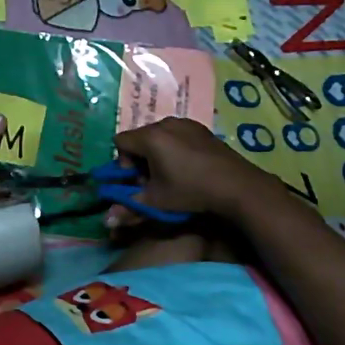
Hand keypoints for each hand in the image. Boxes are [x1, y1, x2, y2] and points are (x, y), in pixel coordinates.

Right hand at [110, 117, 279, 222]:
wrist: (237, 185)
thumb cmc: (191, 191)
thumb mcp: (157, 201)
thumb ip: (129, 207)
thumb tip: (106, 221)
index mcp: (150, 137)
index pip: (120, 141)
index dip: (122, 162)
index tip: (137, 180)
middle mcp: (165, 123)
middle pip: (139, 137)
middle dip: (139, 159)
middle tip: (152, 181)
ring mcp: (186, 123)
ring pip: (158, 135)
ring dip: (156, 153)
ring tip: (171, 174)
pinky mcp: (201, 128)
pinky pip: (176, 134)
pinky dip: (174, 147)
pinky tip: (188, 167)